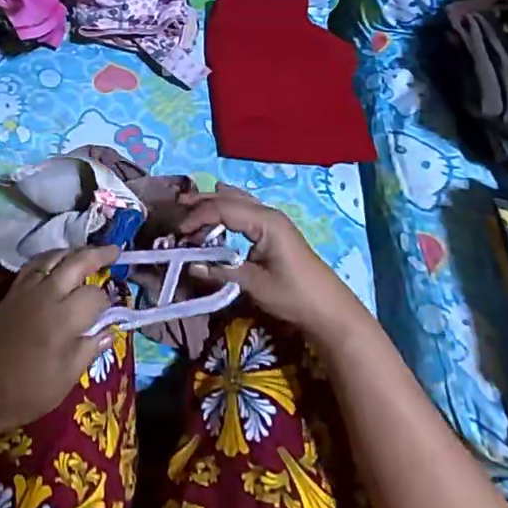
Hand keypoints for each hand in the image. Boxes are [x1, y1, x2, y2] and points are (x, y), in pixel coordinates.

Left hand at [0, 245, 117, 443]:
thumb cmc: (24, 392)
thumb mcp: (64, 379)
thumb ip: (89, 350)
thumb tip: (109, 332)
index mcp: (63, 317)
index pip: (96, 296)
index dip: (108, 302)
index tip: (113, 311)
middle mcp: (47, 294)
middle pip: (77, 262)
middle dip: (98, 254)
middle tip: (115, 251)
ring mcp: (26, 289)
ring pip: (54, 256)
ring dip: (74, 252)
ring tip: (88, 253)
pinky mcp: (12, 292)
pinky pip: (35, 264)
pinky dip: (51, 258)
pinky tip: (56, 265)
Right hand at [179, 183, 369, 338]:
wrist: (329, 309)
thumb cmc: (294, 295)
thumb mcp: (255, 285)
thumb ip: (221, 271)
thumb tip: (189, 265)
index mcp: (265, 222)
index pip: (224, 208)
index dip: (198, 216)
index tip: (180, 231)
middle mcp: (268, 213)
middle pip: (230, 198)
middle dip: (203, 201)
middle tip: (178, 206)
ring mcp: (273, 220)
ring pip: (238, 200)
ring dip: (214, 203)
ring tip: (190, 205)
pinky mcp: (274, 230)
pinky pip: (245, 210)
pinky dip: (227, 209)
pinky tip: (218, 214)